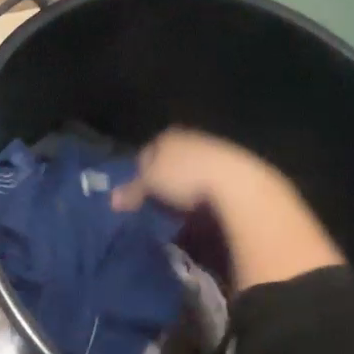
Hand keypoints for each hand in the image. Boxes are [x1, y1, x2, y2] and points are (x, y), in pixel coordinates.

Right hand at [111, 128, 345, 290]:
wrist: (241, 188)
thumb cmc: (186, 179)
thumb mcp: (149, 184)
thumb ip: (131, 190)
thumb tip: (113, 200)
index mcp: (170, 137)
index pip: (148, 152)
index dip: (141, 172)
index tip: (139, 194)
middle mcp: (194, 141)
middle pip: (173, 163)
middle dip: (165, 182)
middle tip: (158, 206)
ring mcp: (220, 155)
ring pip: (194, 174)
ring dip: (187, 192)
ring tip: (181, 216)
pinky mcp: (240, 175)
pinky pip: (214, 188)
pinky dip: (207, 200)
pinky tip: (206, 215)